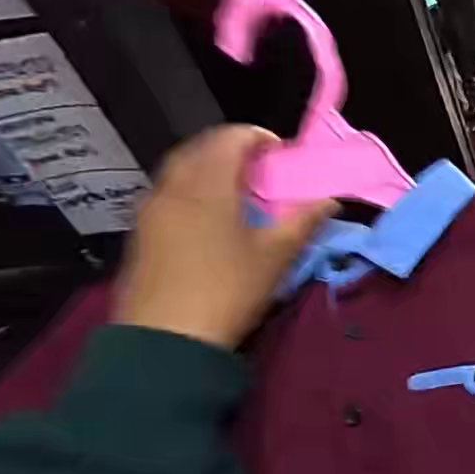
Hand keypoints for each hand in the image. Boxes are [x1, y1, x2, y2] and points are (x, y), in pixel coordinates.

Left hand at [113, 126, 335, 349]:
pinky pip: (171, 191)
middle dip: (231, 148)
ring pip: (180, 170)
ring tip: (243, 185)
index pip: (227, 142)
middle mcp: (173, 190)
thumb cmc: (230, 288)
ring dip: (211, 166)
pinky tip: (217, 211)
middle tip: (264, 162)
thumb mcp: (278, 254)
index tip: (282, 150)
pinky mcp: (145, 232)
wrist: (168, 335)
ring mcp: (152, 211)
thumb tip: (330, 201)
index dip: (256, 138)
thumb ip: (305, 221)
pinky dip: (196, 186)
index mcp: (207, 189)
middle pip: (198, 150)